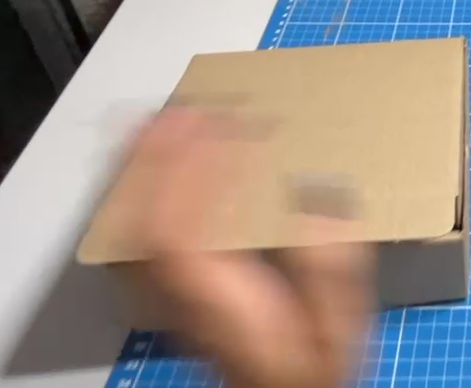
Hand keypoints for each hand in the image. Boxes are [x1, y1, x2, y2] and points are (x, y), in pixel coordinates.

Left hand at [123, 109, 372, 387]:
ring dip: (140, 170)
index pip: (183, 236)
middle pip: (144, 227)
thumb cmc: (311, 362)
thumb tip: (318, 205)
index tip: (222, 126)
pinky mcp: (170, 289)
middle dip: (157, 162)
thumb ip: (328, 271)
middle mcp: (183, 299)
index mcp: (223, 304)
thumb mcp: (337, 327)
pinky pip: (139, 236)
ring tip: (160, 120)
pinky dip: (140, 191)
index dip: (192, 177)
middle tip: (181, 109)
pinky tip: (153, 161)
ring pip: (133, 230)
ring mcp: (169, 295)